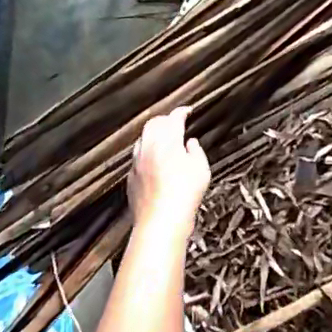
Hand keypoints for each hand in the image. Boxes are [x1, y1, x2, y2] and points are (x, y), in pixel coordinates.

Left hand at [128, 106, 210, 234]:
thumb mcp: (201, 169)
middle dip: (165, 120)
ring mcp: (136, 162)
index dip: (182, 112)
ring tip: (165, 142)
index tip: (188, 111)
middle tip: (176, 124)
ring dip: (154, 136)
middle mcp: (148, 147)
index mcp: (167, 140)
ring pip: (142, 140)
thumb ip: (195, 151)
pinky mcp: (131, 177)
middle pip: (153, 124)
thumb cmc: (185, 195)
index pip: (174, 118)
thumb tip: (190, 143)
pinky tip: (155, 163)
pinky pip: (137, 158)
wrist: (161, 221)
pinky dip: (147, 154)